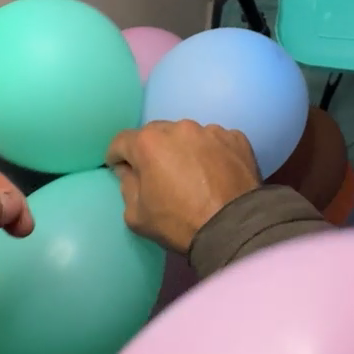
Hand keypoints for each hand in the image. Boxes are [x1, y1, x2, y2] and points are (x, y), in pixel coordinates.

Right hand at [107, 120, 259, 252]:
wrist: (233, 225)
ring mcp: (212, 130)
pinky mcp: (236, 137)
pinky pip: (215, 140)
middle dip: (151, 149)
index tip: (121, 169)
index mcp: (150, 143)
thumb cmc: (179, 222)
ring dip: (184, 149)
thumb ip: (127, 185)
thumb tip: (128, 170)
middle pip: (156, 133)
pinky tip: (215, 172)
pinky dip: (211, 152)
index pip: (122, 141)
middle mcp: (181, 128)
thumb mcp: (136, 214)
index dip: (117, 156)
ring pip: (188, 135)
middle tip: (156, 172)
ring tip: (191, 173)